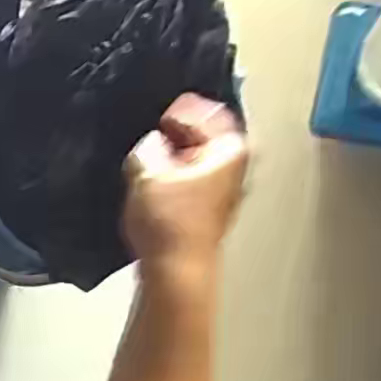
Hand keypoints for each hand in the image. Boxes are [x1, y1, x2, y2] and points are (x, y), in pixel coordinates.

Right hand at [122, 93, 248, 272]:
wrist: (174, 269)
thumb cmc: (169, 225)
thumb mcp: (147, 175)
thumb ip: (146, 150)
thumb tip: (150, 146)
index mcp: (229, 148)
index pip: (207, 113)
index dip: (180, 111)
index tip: (163, 112)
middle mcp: (234, 167)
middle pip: (205, 138)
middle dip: (177, 135)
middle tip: (153, 135)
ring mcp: (222, 192)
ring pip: (195, 163)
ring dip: (172, 161)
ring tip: (148, 165)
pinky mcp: (206, 212)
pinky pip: (188, 185)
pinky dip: (172, 182)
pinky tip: (152, 189)